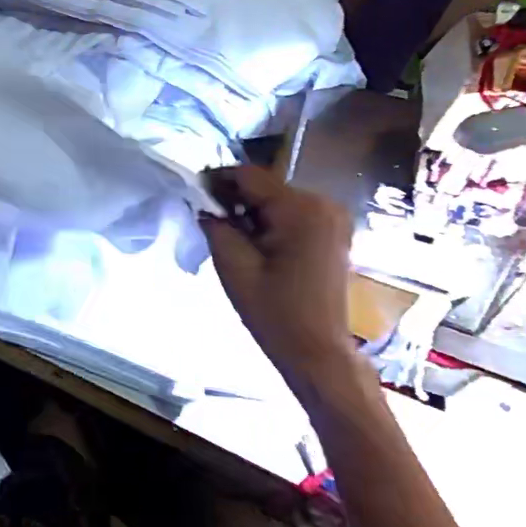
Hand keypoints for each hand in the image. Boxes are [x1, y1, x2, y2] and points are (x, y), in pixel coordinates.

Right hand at [198, 165, 359, 390]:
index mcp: (300, 209)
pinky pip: (292, 214)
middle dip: (233, 197)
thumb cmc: (273, 310)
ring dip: (250, 211)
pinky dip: (269, 221)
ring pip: (276, 199)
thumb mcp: (233, 265)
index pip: (249, 176)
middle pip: (265, 186)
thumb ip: (216, 225)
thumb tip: (203, 202)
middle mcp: (323, 204)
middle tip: (207, 219)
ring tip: (229, 235)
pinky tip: (254, 244)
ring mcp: (333, 218)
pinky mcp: (333, 233)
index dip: (216, 179)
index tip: (192, 192)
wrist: (316, 350)